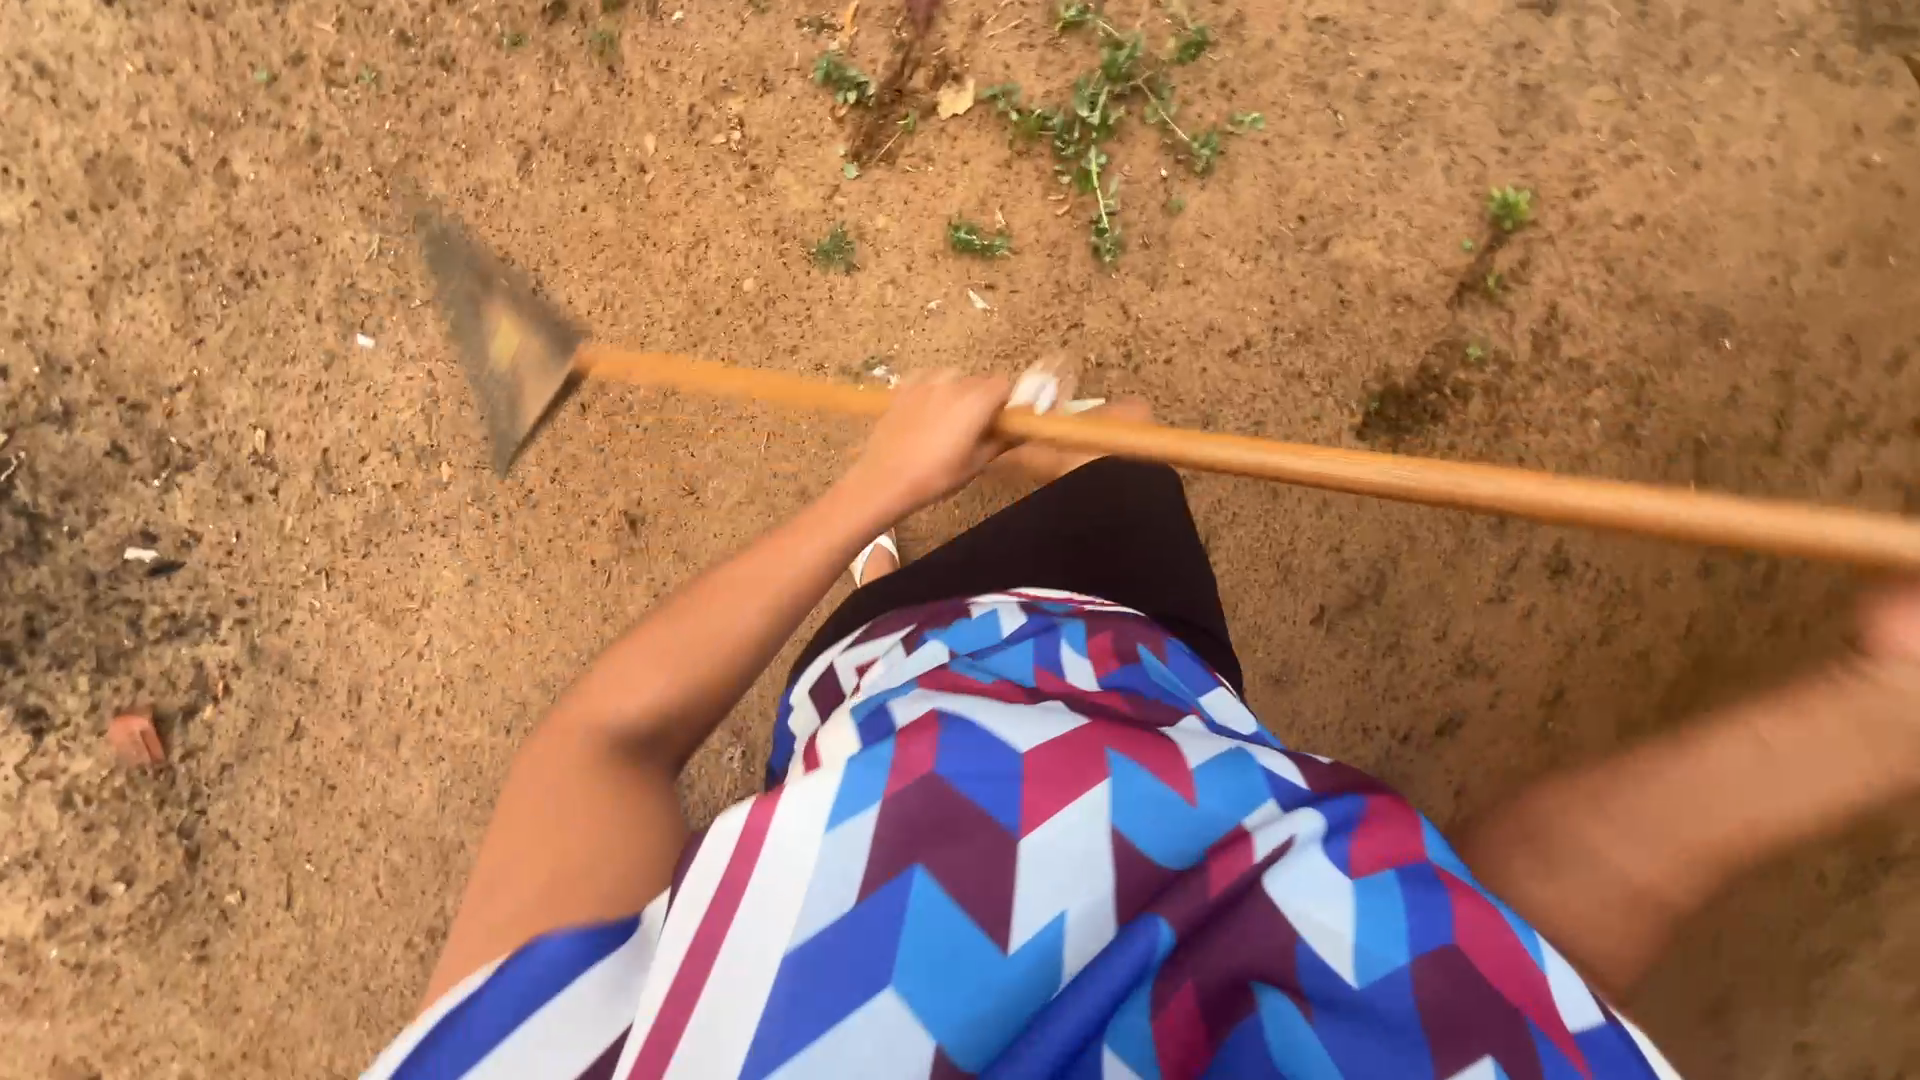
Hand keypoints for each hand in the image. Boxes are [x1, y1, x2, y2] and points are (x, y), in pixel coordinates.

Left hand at [843, 371, 1012, 517]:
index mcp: (976, 402)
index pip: (1003, 384)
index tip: (1001, 419)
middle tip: (977, 426)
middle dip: (983, 399)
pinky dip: (933, 387)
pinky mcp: (904, 389)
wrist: (886, 479)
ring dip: (958, 390)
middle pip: (979, 380)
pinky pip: (926, 378)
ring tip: (951, 417)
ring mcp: (925, 384)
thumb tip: (1018, 433)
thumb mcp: (975, 464)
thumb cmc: (935, 477)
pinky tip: (929, 406)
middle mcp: (953, 385)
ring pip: (953, 376)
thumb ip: (1001, 443)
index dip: (1006, 401)